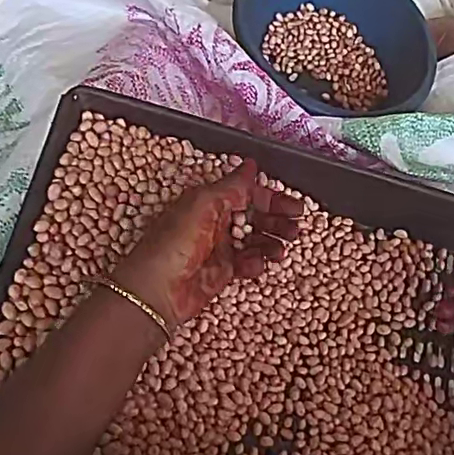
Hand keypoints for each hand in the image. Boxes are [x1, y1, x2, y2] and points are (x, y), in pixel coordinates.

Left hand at [113, 159, 302, 326]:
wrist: (158, 289)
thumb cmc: (174, 242)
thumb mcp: (205, 204)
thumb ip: (233, 186)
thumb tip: (251, 165)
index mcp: (210, 202)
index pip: (248, 195)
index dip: (272, 199)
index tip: (295, 207)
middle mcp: (216, 222)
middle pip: (256, 218)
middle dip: (277, 222)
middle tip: (294, 230)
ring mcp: (220, 248)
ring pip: (255, 241)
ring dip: (271, 243)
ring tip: (280, 251)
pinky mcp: (223, 272)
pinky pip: (247, 263)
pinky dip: (256, 263)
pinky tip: (257, 265)